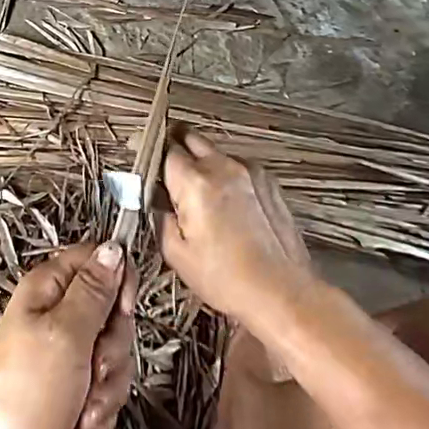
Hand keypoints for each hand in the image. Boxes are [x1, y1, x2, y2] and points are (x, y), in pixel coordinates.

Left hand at [0, 242, 136, 428]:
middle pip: (113, 313)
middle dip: (112, 349)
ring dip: (105, 389)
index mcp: (48, 289)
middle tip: (90, 364)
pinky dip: (98, 414)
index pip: (99, 260)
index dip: (119, 283)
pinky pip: (106, 393)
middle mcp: (55, 319)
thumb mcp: (64, 333)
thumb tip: (113, 249)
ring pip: (114, 357)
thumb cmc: (13, 403)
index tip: (119, 310)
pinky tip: (75, 425)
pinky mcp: (69, 393)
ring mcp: (62, 358)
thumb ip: (95, 290)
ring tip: (78, 403)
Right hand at [161, 131, 315, 326]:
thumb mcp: (176, 253)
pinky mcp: (266, 179)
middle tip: (167, 170)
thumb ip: (158, 216)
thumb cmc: (228, 279)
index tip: (146, 165)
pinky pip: (236, 164)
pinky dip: (225, 174)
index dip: (152, 156)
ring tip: (198, 195)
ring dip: (201, 161)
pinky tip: (225, 204)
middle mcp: (221, 166)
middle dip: (175, 146)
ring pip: (214, 150)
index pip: (164, 148)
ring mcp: (247, 170)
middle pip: (189, 136)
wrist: (281, 291)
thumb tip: (153, 198)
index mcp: (193, 181)